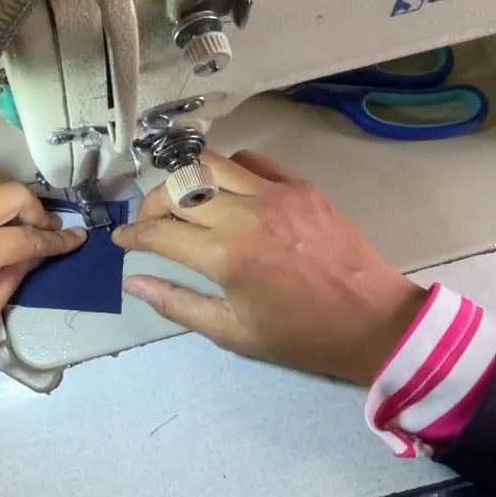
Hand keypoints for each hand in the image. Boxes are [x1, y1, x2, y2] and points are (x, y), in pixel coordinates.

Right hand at [111, 150, 426, 386]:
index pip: (159, 231)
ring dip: (184, 179)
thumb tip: (133, 282)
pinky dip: (226, 170)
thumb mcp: (232, 332)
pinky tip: (225, 192)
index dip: (132, 234)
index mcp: (224, 256)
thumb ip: (176, 304)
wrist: (374, 322)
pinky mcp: (299, 186)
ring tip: (183, 200)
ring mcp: (274, 194)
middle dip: (151, 204)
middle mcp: (244, 215)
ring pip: (208, 162)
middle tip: (150, 223)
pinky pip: (249, 160)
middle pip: (176, 188)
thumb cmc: (299, 335)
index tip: (122, 240)